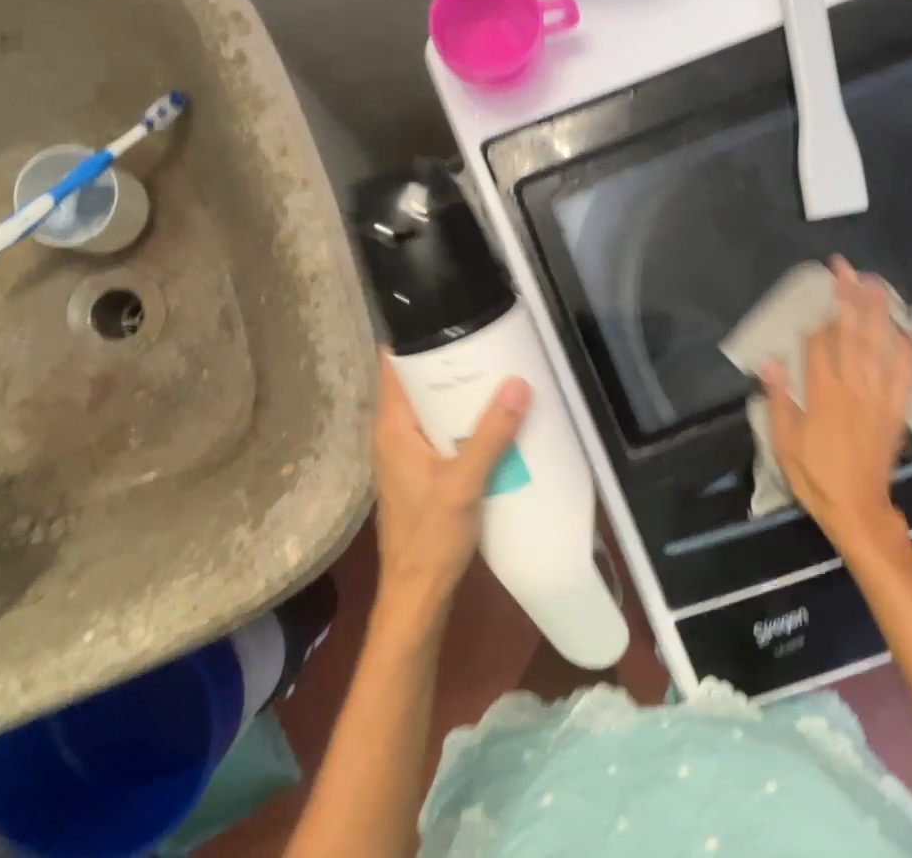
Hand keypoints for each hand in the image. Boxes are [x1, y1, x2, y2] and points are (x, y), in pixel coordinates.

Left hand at [372, 353, 530, 609]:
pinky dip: (464, 425)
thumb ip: (491, 435)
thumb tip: (518, 383)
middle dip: (451, 366)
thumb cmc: (431, 537)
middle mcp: (394, 437)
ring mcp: (407, 458)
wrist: (418, 592)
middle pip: (419, 386)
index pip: (394, 367)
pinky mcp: (423, 476)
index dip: (418, 340)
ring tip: (500, 376)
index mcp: (392, 429)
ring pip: (432, 412)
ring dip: (461, 398)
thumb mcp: (464, 483)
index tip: (452, 318)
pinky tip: (496, 425)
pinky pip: (442, 436)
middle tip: (492, 345)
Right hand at [762, 257, 911, 553]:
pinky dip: (905, 348)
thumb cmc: (814, 476)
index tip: (817, 290)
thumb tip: (770, 363)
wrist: (857, 507)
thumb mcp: (784, 443)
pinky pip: (905, 373)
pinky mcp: (896, 409)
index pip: (820, 345)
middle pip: (851, 334)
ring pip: (879, 345)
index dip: (818, 317)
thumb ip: (779, 401)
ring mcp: (879, 397)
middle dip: (847, 297)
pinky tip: (902, 329)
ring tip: (874, 282)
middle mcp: (853, 388)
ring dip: (876, 311)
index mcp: (822, 396)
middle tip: (845, 267)